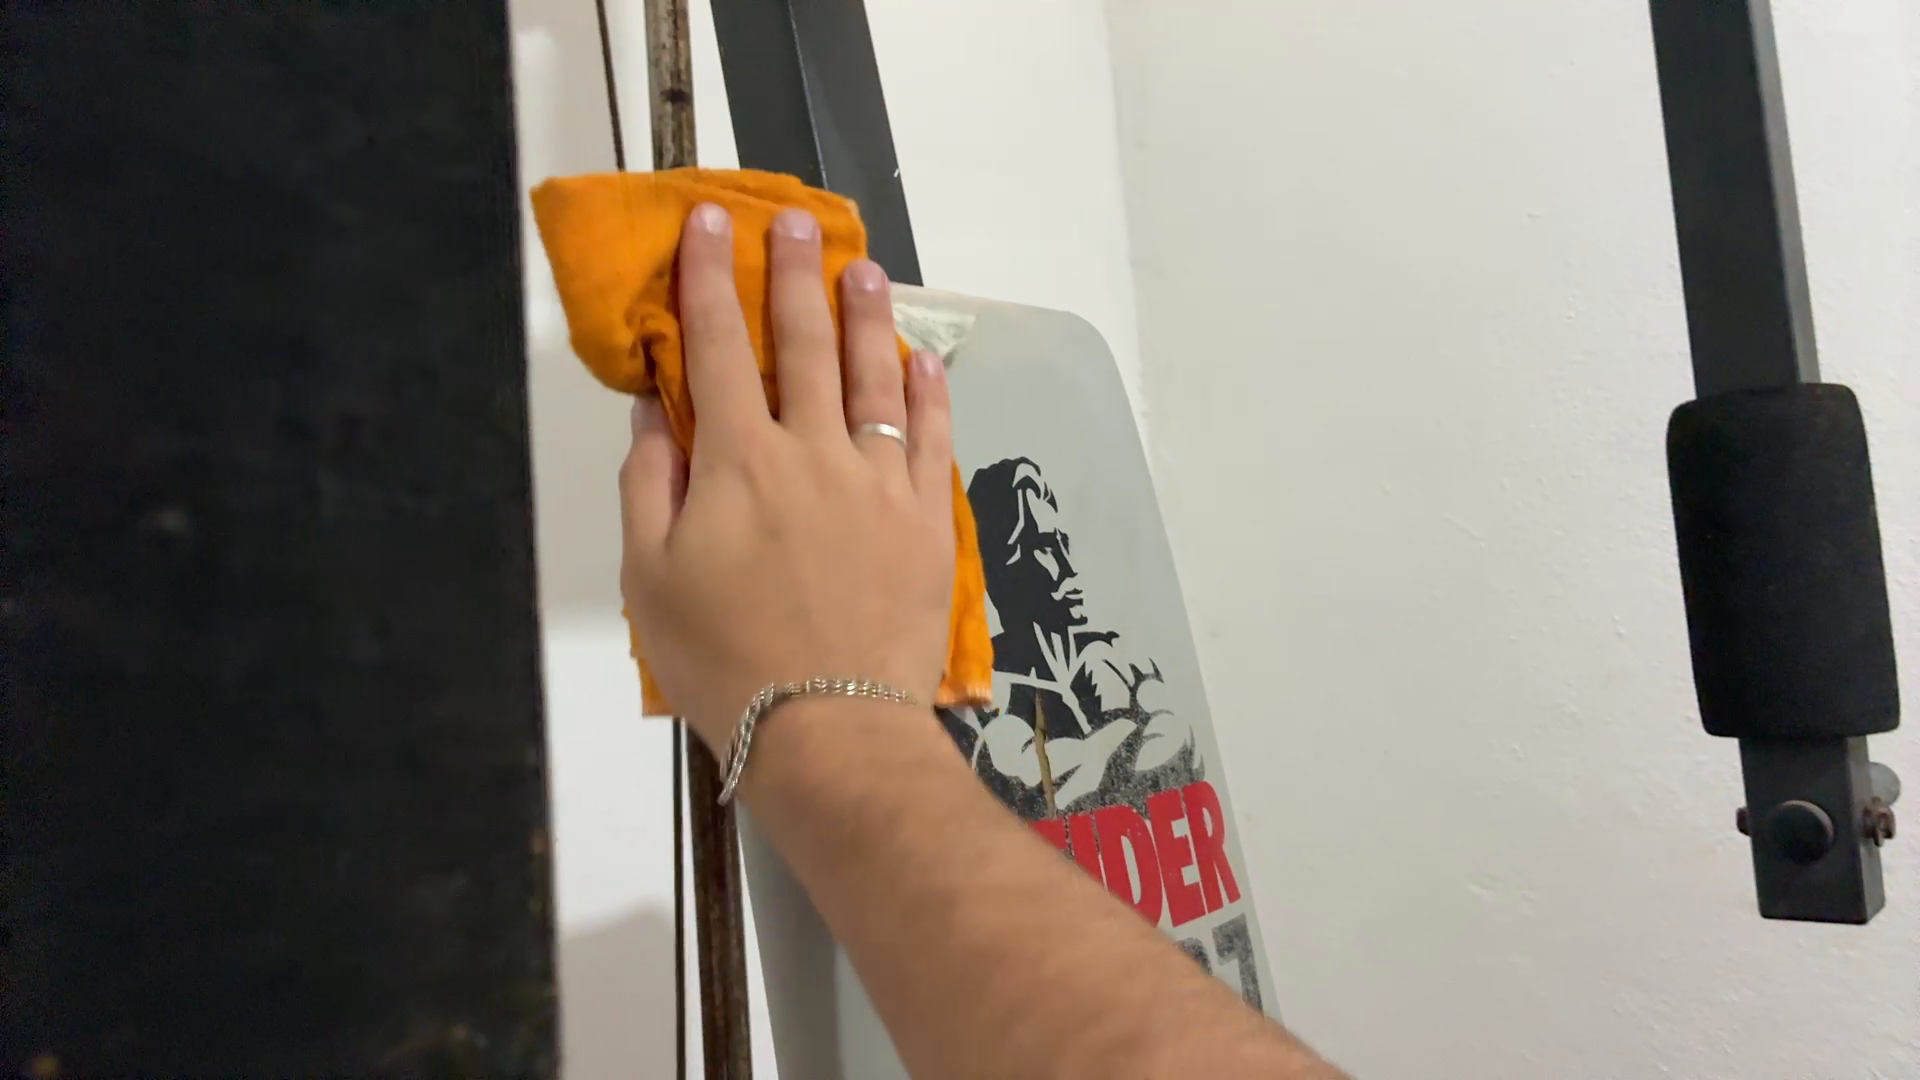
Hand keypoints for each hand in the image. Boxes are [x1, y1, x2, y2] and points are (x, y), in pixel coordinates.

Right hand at [618, 203, 956, 755]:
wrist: (829, 724)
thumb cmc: (725, 660)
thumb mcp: (652, 578)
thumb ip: (650, 483)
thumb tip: (657, 409)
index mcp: (739, 463)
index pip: (718, 348)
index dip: (709, 279)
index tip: (708, 224)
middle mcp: (814, 454)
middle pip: (804, 345)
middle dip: (795, 274)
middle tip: (799, 220)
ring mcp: (879, 481)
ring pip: (874, 378)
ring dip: (867, 316)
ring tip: (864, 268)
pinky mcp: (925, 516)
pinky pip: (929, 438)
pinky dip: (927, 393)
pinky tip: (922, 359)